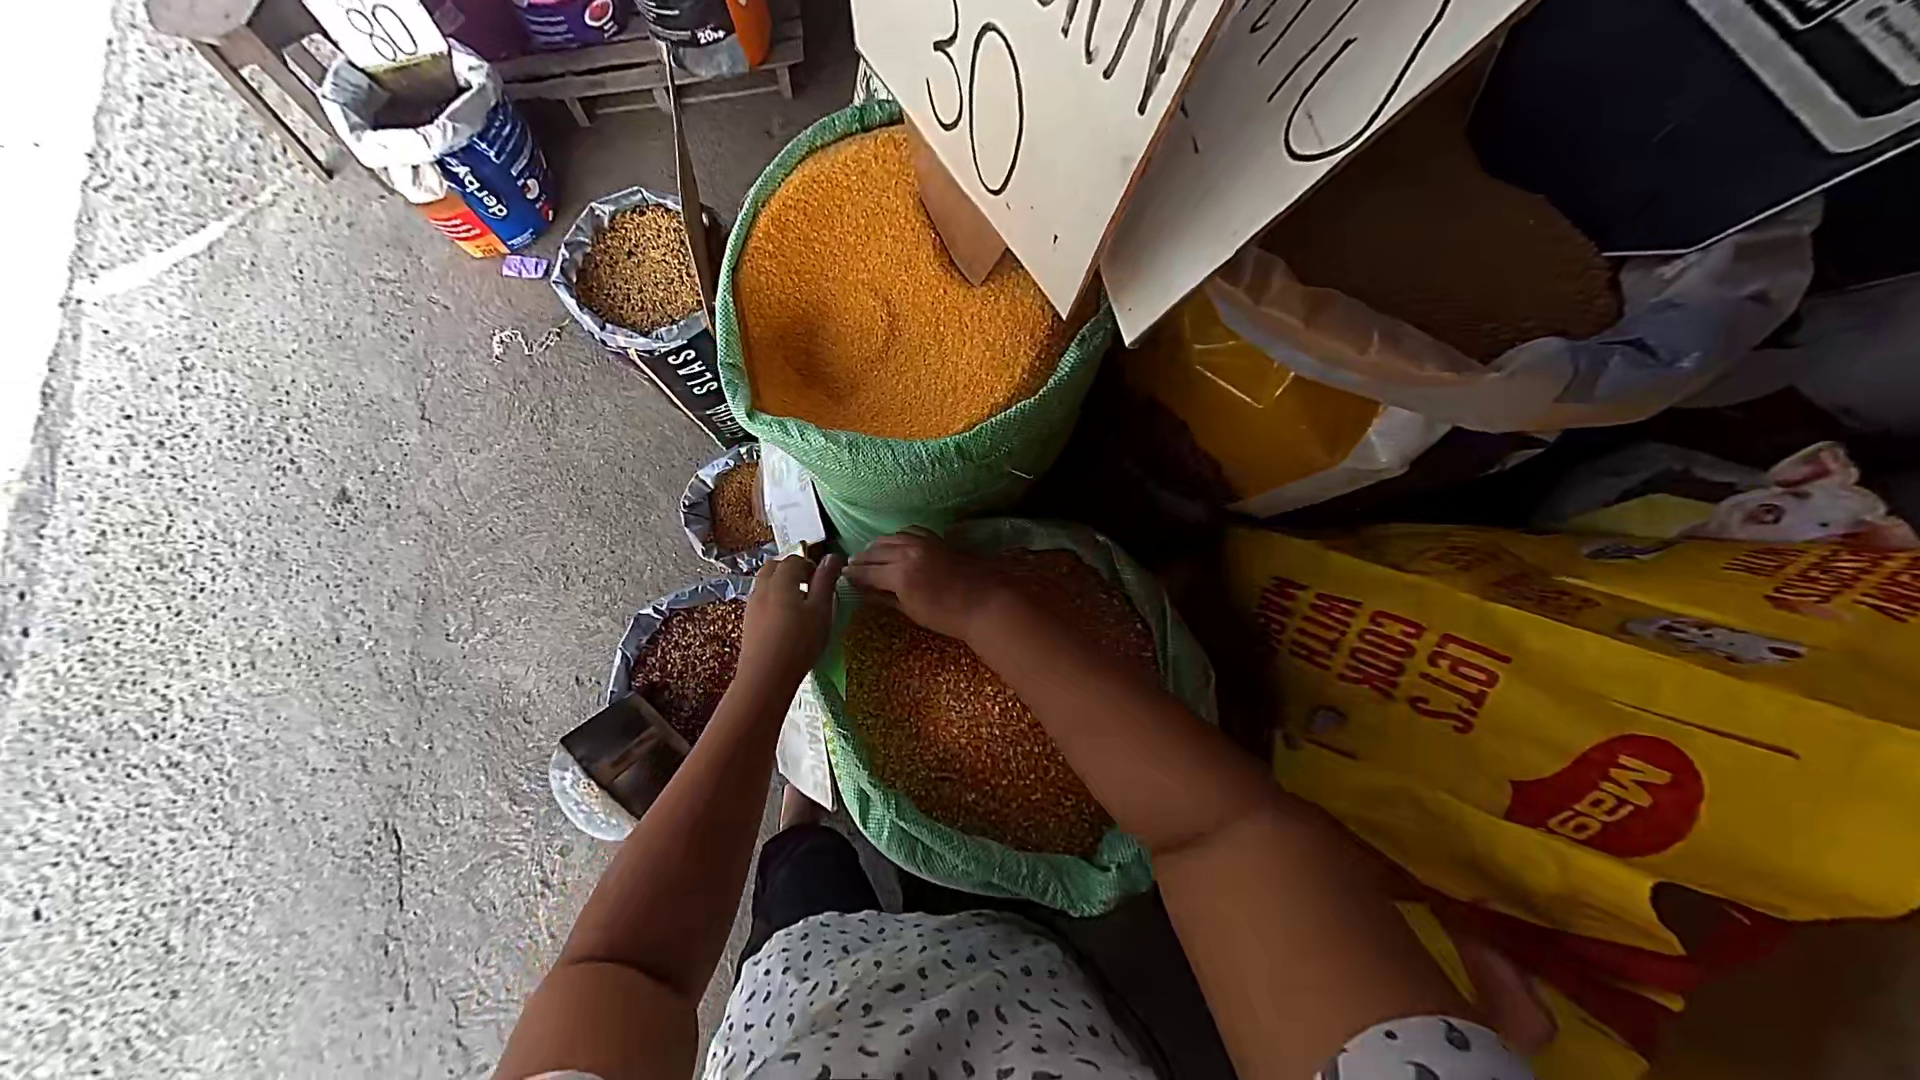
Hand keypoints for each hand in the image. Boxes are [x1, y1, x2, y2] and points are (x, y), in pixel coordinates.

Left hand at [739, 552, 844, 688]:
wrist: (766, 677)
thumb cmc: (800, 642)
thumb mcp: (821, 610)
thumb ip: (826, 581)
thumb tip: (831, 557)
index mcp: (781, 580)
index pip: (795, 560)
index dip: (811, 565)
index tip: (824, 581)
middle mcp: (762, 587)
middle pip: (775, 567)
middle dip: (793, 570)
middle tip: (811, 587)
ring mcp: (752, 605)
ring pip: (766, 583)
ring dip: (782, 585)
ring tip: (800, 605)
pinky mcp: (748, 622)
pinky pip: (761, 599)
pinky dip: (774, 599)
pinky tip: (787, 621)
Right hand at [844, 528, 1015, 639]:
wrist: (984, 603)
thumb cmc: (947, 616)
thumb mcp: (911, 611)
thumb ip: (885, 598)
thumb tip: (864, 591)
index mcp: (899, 574)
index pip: (867, 572)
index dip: (853, 575)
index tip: (843, 576)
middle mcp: (907, 552)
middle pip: (875, 551)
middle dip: (861, 559)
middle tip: (851, 565)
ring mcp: (923, 542)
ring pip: (890, 538)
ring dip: (876, 545)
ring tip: (868, 553)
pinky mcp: (936, 539)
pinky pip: (910, 531)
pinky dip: (897, 536)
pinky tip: (895, 543)